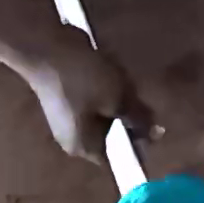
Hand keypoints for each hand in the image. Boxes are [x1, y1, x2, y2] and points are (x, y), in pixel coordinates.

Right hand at [14, 24, 154, 162]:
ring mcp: (68, 115)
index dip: (140, 141)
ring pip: (105, 110)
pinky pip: (93, 96)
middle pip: (113, 131)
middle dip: (127, 112)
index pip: (119, 155)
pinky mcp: (66, 95)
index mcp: (84, 147)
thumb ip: (138, 118)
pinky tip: (106, 67)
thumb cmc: (82, 80)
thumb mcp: (117, 99)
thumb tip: (157, 134)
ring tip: (118, 76)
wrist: (47, 47)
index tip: (155, 122)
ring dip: (117, 94)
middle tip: (133, 92)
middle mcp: (74, 137)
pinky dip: (104, 84)